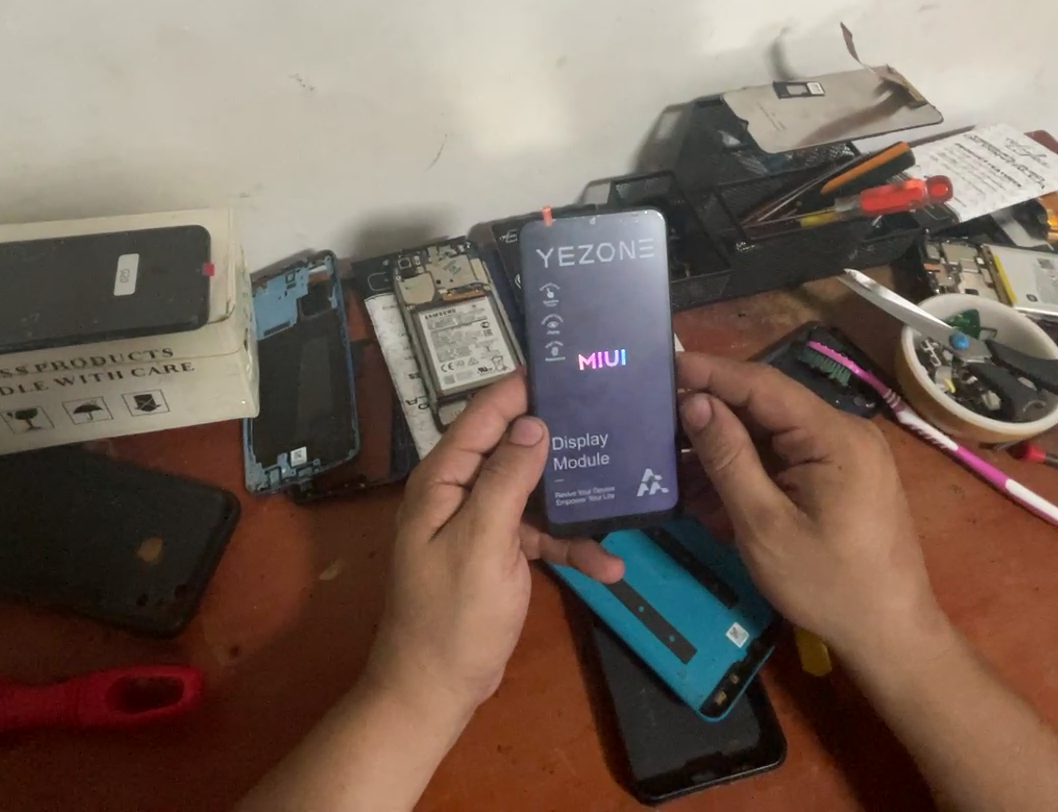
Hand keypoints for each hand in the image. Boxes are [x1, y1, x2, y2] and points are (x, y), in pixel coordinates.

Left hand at [362, 375, 624, 726]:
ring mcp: (484, 519)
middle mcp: (463, 488)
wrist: (435, 690)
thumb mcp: (480, 543)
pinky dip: (570, 544)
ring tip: (622, 486)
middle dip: (558, 433)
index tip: (564, 366)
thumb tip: (533, 423)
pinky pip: (540, 532)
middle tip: (607, 413)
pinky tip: (607, 565)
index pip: (484, 416)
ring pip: (535, 488)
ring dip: (573, 495)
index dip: (520, 388)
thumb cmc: (451, 615)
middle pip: (514, 446)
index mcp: (446, 477)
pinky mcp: (501, 548)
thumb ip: (505, 480)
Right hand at [675, 351, 950, 666]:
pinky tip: (704, 477)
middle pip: (763, 404)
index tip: (663, 364)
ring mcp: (840, 452)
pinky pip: (780, 453)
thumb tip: (693, 401)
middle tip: (655, 411)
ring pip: (767, 430)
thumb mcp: (765, 525)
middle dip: (709, 408)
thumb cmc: (829, 585)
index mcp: (834, 436)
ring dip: (721, 441)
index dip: (710, 371)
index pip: (762, 385)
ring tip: (670, 450)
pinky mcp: (834, 473)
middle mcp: (841, 431)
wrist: (891, 639)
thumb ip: (728, 457)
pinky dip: (743, 462)